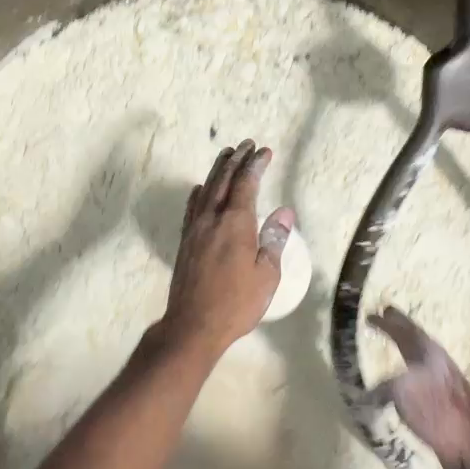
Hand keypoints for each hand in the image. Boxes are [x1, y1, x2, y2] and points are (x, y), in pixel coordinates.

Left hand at [156, 139, 295, 359]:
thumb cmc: (236, 303)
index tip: (265, 151)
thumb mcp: (266, 275)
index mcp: (235, 223)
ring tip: (227, 154)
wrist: (193, 324)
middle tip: (247, 144)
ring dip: (218, 169)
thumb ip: (274, 240)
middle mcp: (213, 218)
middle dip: (237, 159)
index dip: (256, 165)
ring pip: (207, 189)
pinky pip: (192, 207)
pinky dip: (199, 192)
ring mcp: (195, 228)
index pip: (247, 184)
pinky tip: (200, 188)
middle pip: (225, 179)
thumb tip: (284, 212)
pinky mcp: (185, 240)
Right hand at [366, 308, 469, 468]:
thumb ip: (384, 388)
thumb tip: (368, 394)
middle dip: (398, 327)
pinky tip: (402, 383)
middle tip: (384, 316)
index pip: (403, 329)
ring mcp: (443, 380)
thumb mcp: (403, 392)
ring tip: (393, 344)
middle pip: (414, 338)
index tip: (370, 314)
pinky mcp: (445, 402)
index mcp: (428, 351)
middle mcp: (436, 361)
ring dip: (405, 348)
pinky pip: (419, 379)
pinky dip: (407, 374)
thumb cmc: (437, 410)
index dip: (386, 322)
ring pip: (418, 357)